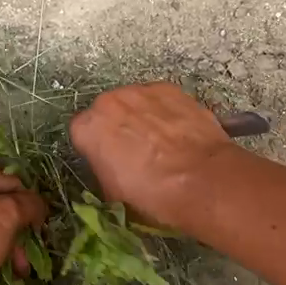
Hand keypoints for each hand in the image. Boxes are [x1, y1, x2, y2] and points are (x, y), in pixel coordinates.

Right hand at [69, 82, 239, 232]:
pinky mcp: (168, 88)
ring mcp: (139, 91)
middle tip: (138, 153)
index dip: (97, 149)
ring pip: (134, 103)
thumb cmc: (152, 194)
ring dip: (142, 118)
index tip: (111, 162)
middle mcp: (107, 102)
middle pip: (107, 113)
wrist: (203, 180)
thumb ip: (102, 173)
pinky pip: (160, 100)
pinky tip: (180, 134)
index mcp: (87, 128)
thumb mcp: (113, 196)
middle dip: (118, 129)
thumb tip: (111, 171)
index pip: (82, 133)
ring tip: (163, 143)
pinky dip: (166, 112)